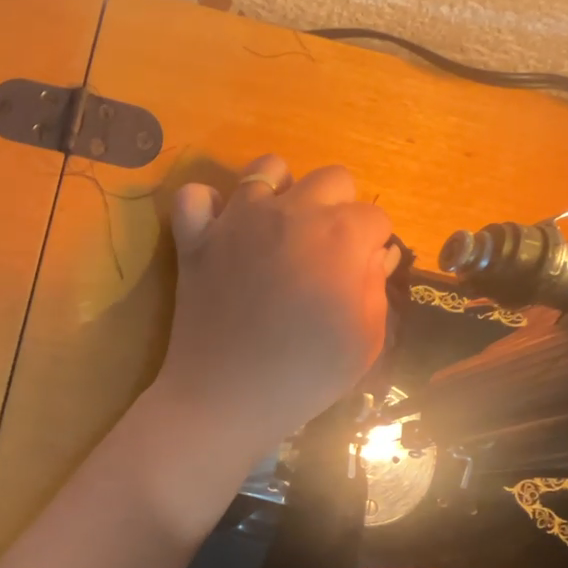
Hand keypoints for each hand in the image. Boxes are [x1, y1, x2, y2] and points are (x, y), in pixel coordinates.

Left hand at [157, 154, 397, 441]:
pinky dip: (206, 207)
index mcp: (341, 234)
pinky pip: (193, 197)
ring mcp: (237, 222)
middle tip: (322, 252)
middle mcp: (291, 213)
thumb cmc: (304, 376)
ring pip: (267, 169)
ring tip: (276, 230)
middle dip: (336, 208)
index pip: (374, 216)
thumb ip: (374, 284)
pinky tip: (219, 230)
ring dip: (279, 191)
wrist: (225, 398)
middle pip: (330, 179)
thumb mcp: (367, 337)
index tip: (355, 275)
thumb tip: (372, 255)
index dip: (370, 246)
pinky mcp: (195, 241)